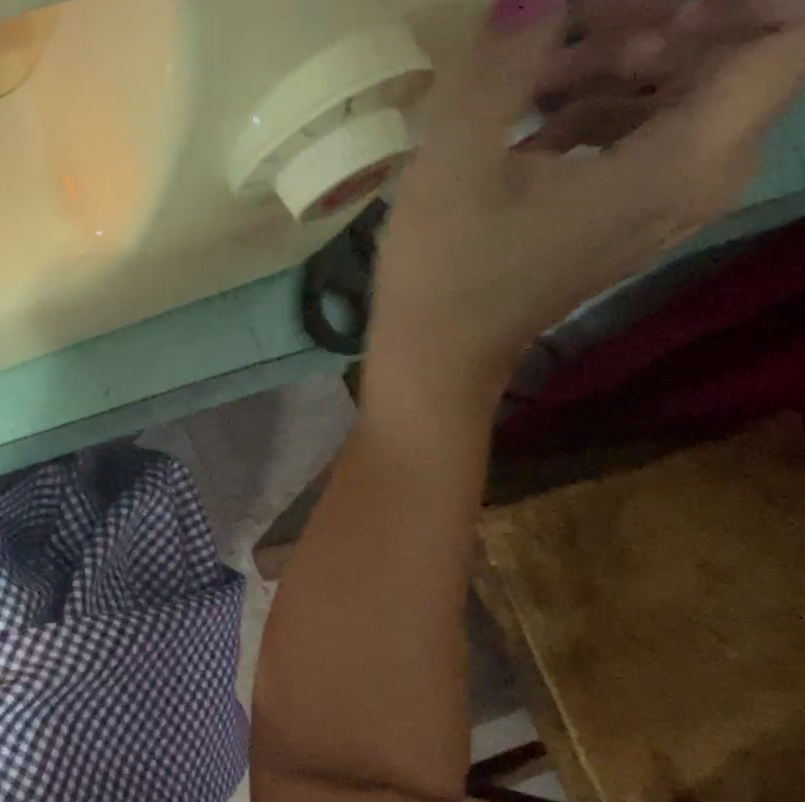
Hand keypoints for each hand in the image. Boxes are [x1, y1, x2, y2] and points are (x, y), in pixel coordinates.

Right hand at [366, 0, 804, 414]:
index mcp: (686, 159)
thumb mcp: (452, 170)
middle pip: (734, 51)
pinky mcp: (634, 215)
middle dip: (656, 18)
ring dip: (622, 61)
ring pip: (689, 90)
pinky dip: (606, 106)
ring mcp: (673, 198)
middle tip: (560, 20)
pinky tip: (530, 120)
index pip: (783, 31)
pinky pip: (654, 132)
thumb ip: (500, 72)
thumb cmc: (443, 275)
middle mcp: (707, 173)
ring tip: (531, 71)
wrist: (434, 364)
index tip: (619, 3)